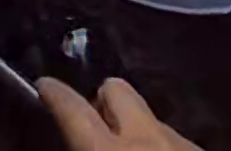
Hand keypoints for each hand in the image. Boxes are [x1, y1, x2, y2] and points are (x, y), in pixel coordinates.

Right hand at [38, 77, 202, 150]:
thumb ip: (83, 146)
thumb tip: (72, 136)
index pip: (72, 108)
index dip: (54, 94)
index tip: (44, 86)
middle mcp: (148, 140)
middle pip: (115, 89)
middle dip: (103, 101)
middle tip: (98, 127)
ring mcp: (186, 147)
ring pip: (152, 118)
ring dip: (140, 133)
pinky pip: (179, 144)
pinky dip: (166, 150)